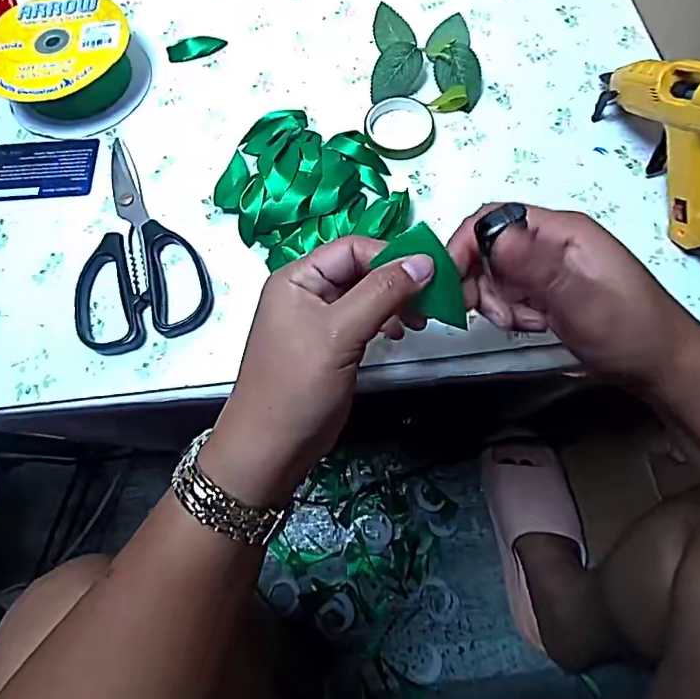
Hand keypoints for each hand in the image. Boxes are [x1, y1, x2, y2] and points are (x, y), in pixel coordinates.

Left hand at [204, 237, 432, 505]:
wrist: (271, 450)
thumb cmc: (295, 388)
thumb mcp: (340, 333)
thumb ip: (383, 293)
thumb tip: (423, 262)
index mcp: (298, 278)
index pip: (354, 248)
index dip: (391, 256)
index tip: (427, 273)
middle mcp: (308, 291)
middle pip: (363, 268)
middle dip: (397, 281)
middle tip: (428, 299)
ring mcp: (321, 318)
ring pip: (368, 293)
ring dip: (396, 301)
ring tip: (417, 319)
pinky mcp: (334, 342)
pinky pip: (367, 316)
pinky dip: (388, 319)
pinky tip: (399, 332)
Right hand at [445, 204, 699, 384]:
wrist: (659, 364)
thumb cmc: (632, 329)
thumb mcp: (582, 298)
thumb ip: (537, 266)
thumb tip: (496, 236)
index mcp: (561, 231)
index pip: (495, 218)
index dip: (466, 244)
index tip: (452, 280)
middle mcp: (552, 242)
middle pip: (490, 247)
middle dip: (484, 282)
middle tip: (500, 313)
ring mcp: (550, 266)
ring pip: (497, 273)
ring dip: (498, 302)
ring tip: (526, 323)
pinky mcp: (549, 288)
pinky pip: (512, 293)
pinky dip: (512, 311)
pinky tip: (533, 325)